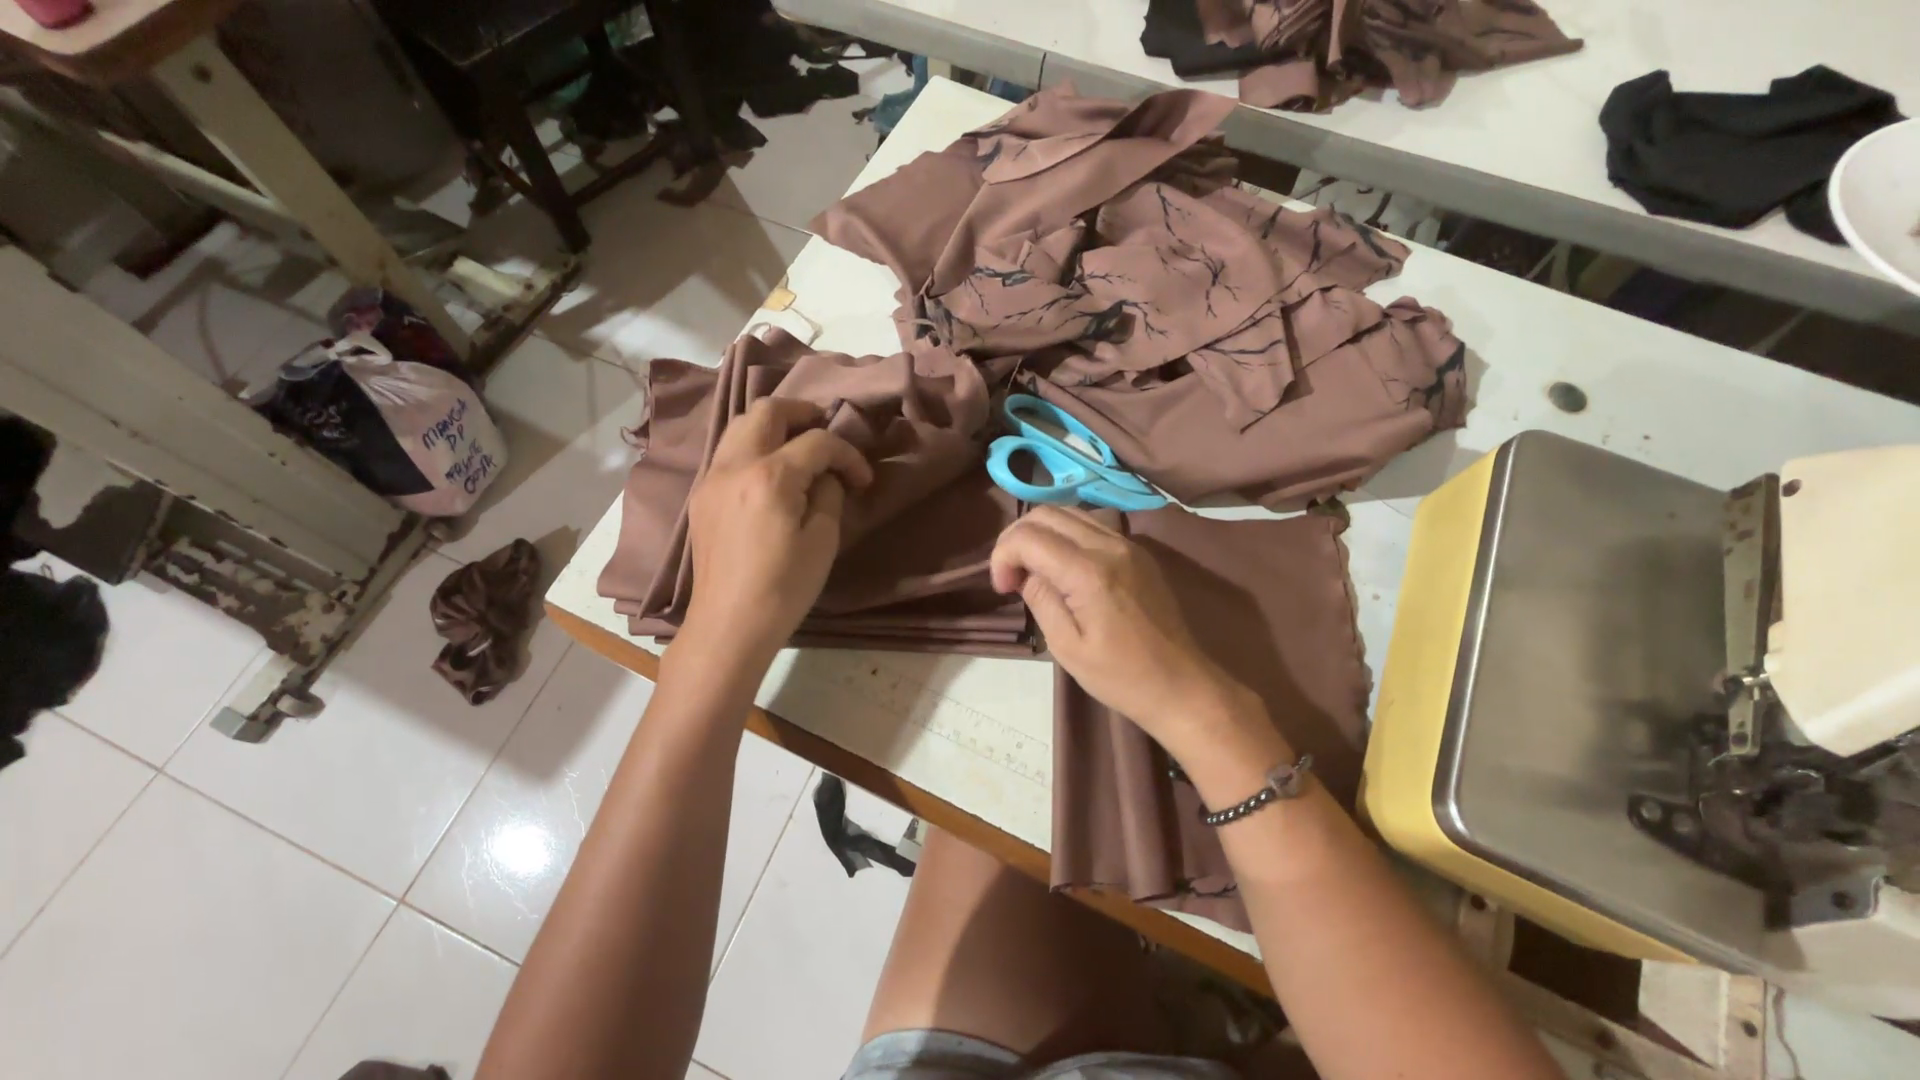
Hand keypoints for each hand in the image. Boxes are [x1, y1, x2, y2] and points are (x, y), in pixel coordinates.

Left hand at [680, 398, 872, 662]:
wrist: (729, 625)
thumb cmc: (784, 588)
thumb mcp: (822, 540)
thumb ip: (827, 494)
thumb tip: (825, 476)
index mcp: (770, 475)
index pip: (817, 442)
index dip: (848, 454)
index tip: (863, 478)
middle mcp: (734, 465)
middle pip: (767, 411)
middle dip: (802, 414)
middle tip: (826, 434)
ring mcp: (711, 479)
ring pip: (740, 426)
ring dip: (773, 427)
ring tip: (798, 448)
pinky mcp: (701, 497)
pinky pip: (728, 454)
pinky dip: (753, 449)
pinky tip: (771, 474)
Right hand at [989, 506, 1257, 755]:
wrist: (1182, 684)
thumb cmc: (1121, 676)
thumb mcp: (1067, 647)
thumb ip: (1041, 599)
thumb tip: (1024, 572)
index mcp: (1089, 572)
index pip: (1029, 536)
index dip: (1003, 556)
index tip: (1003, 588)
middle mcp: (1110, 546)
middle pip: (1047, 513)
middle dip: (1017, 537)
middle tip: (1011, 575)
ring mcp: (1129, 545)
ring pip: (1070, 513)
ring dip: (1042, 533)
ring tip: (1033, 569)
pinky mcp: (1139, 552)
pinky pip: (1093, 525)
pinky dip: (1066, 535)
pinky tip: (1062, 567)